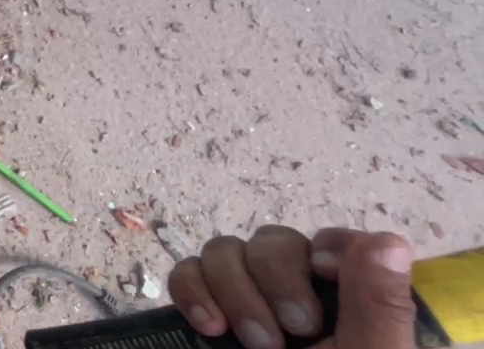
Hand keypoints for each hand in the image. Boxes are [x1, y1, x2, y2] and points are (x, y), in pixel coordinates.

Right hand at [168, 227, 416, 348]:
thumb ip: (377, 303)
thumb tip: (391, 237)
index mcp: (357, 305)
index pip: (340, 241)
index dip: (327, 245)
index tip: (323, 272)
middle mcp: (304, 293)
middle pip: (274, 239)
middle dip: (272, 277)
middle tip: (294, 329)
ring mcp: (251, 297)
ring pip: (224, 249)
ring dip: (232, 290)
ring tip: (249, 341)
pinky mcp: (209, 303)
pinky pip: (186, 269)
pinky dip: (191, 290)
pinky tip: (208, 326)